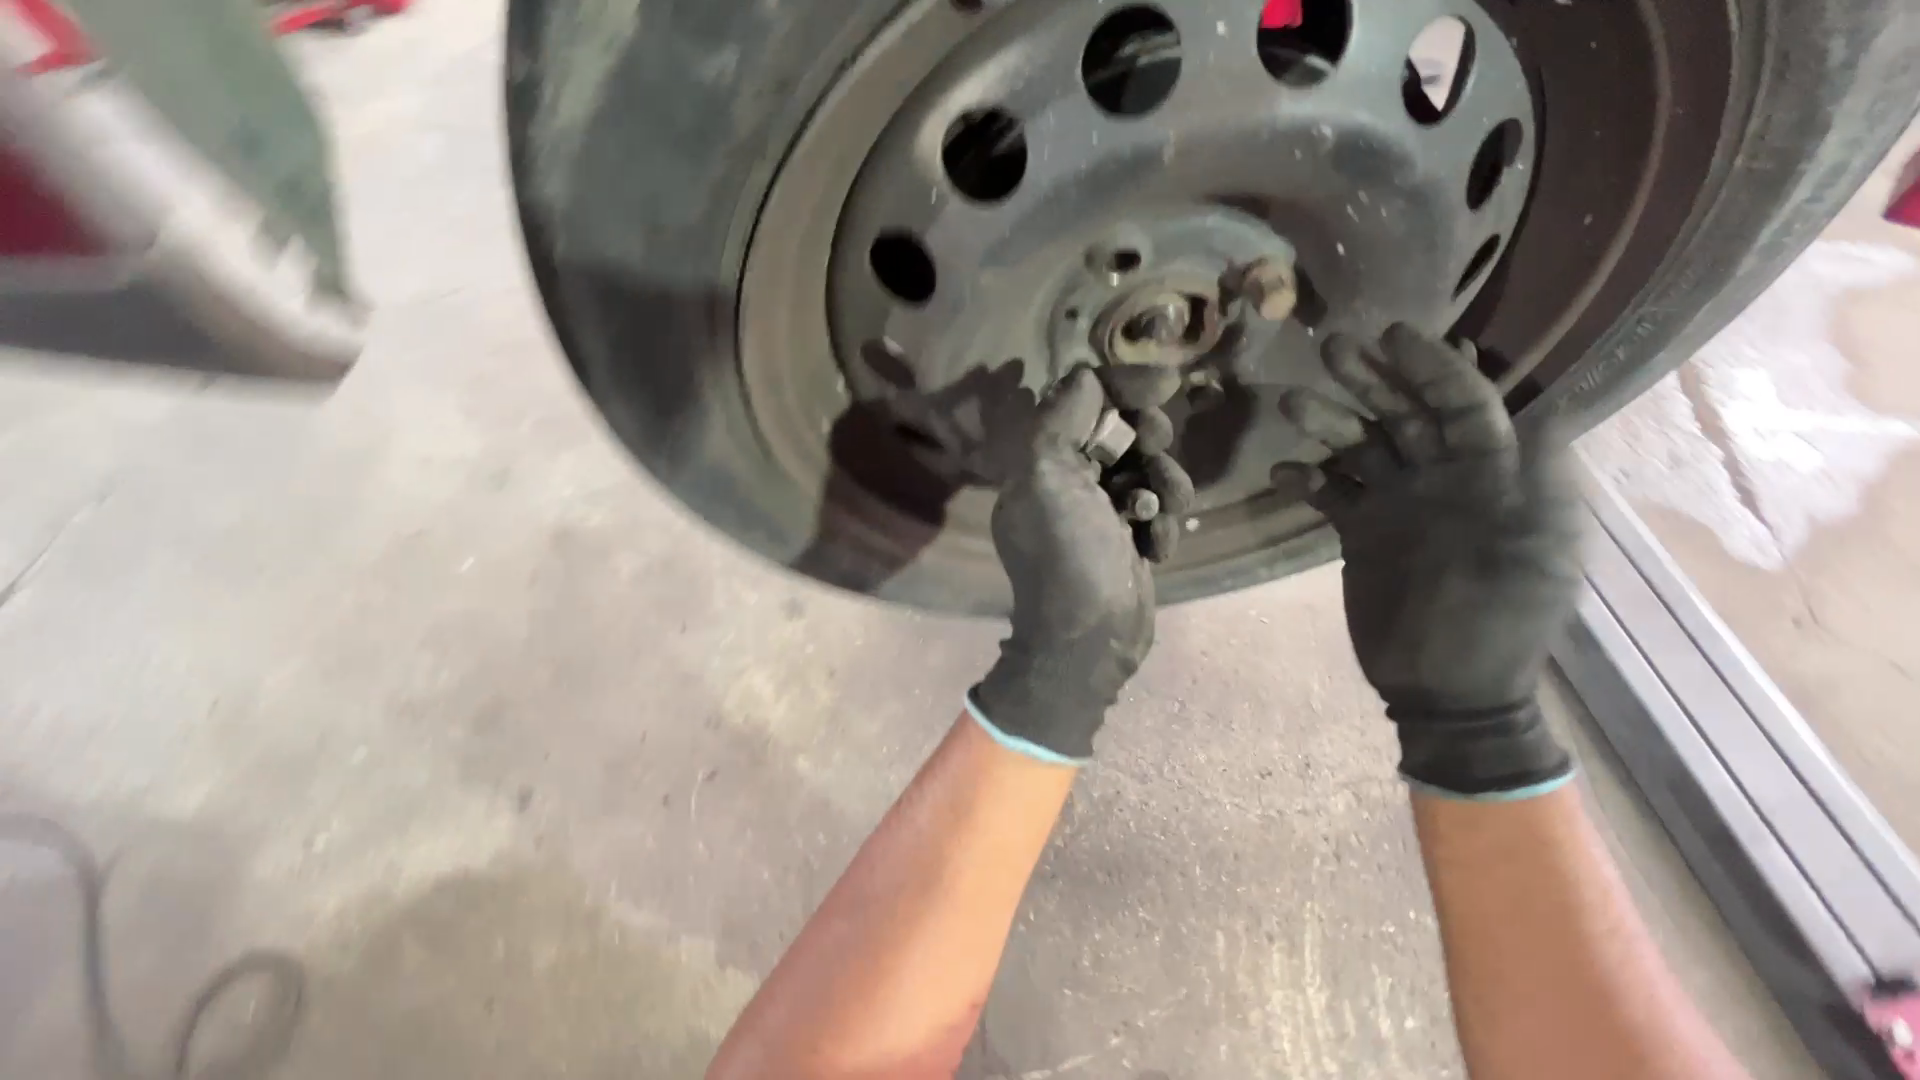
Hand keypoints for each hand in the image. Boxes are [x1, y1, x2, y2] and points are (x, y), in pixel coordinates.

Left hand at [968, 367, 1193, 764]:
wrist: (1089, 640)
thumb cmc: (1068, 556)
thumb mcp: (1050, 477)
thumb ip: (1063, 417)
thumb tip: (1091, 375)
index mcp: (1039, 461)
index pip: (1083, 398)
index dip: (1123, 386)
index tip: (1165, 384)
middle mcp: (1066, 481)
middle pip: (1122, 430)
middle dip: (1149, 440)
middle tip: (1155, 455)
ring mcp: (1098, 512)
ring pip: (1149, 469)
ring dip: (1164, 486)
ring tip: (1156, 514)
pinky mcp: (1128, 539)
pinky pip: (1158, 509)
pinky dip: (1162, 524)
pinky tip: (1154, 549)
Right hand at [1275, 324, 1583, 798]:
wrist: (1447, 688)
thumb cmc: (1501, 622)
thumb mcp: (1539, 550)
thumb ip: (1540, 478)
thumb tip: (1541, 405)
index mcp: (1496, 474)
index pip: (1466, 403)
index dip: (1433, 368)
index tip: (1395, 336)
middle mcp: (1445, 477)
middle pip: (1406, 413)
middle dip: (1371, 379)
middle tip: (1331, 347)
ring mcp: (1399, 503)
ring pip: (1360, 445)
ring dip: (1328, 421)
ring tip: (1290, 402)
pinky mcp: (1360, 531)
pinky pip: (1330, 491)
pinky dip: (1307, 478)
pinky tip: (1286, 474)